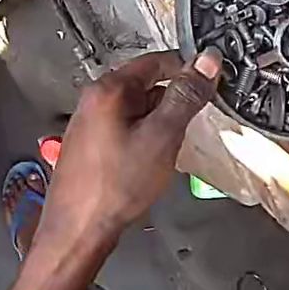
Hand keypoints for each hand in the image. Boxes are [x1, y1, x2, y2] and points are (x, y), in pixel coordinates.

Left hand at [39, 49, 222, 245]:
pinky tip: (149, 161)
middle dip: (173, 101)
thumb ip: (186, 96)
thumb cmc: (119, 183)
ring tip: (170, 149)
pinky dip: (143, 137)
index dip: (188, 70)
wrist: (78, 229)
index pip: (158, 61)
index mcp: (109, 89)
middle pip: (146, 84)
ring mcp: (89, 122)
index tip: (210, 89)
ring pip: (137, 109)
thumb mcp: (163, 136)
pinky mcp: (90, 145)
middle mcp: (94, 99)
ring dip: (159, 122)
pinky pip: (125, 128)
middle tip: (190, 127)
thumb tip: (208, 60)